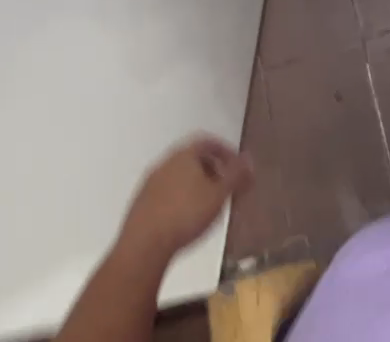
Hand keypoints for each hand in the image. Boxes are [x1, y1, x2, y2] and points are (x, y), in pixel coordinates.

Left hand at [115, 136, 253, 259]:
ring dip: (195, 186)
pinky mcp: (140, 204)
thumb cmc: (186, 215)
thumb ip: (237, 175)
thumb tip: (250, 160)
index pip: (207, 142)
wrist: (143, 247)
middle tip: (225, 187)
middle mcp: (164, 163)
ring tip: (207, 206)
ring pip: (178, 176)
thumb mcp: (220, 195)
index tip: (236, 167)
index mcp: (184, 155)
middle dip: (212, 170)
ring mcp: (149, 184)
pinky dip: (180, 199)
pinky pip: (166, 193)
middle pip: (192, 158)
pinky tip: (185, 219)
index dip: (225, 151)